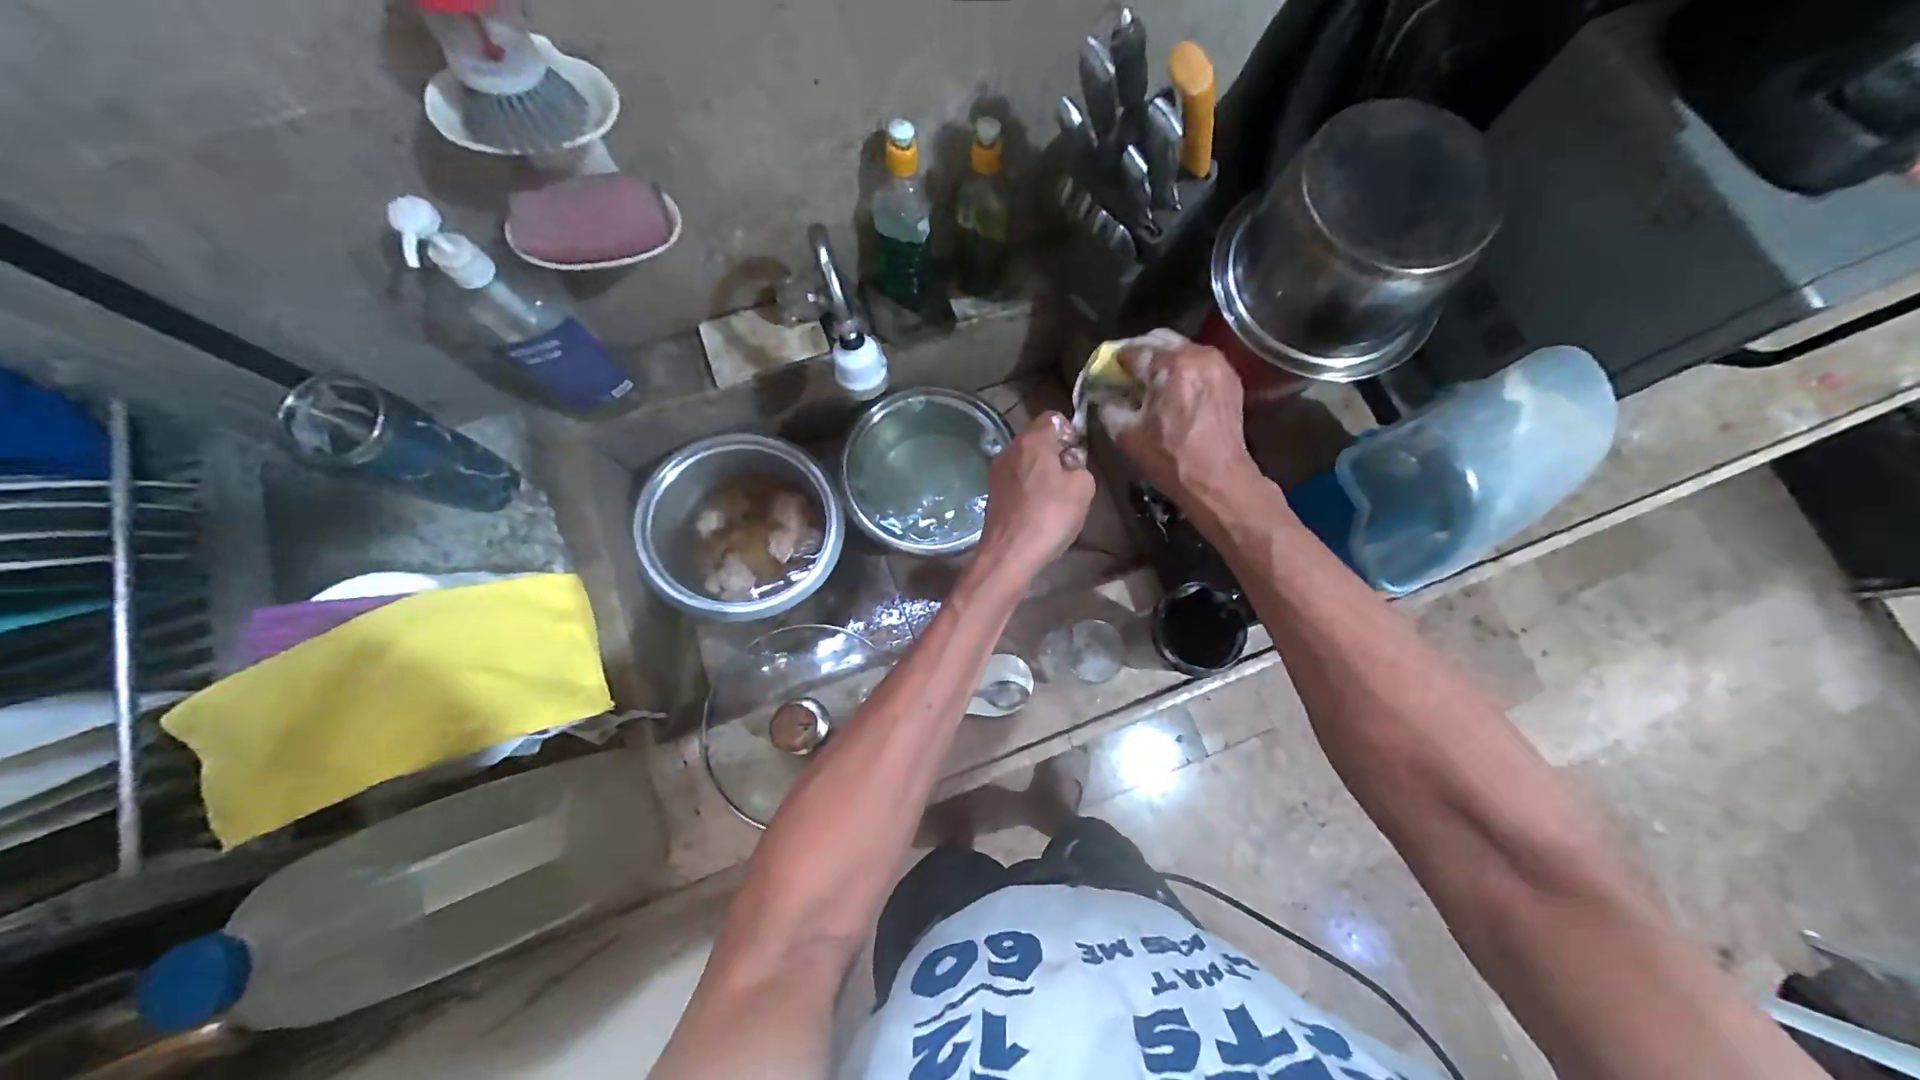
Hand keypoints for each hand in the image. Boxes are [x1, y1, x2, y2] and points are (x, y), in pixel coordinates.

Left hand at [975, 412, 1096, 579]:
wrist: (1009, 553)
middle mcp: (1010, 449)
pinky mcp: (993, 492)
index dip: (1070, 430)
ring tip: (1057, 496)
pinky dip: (1030, 485)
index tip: (1079, 454)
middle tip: (1072, 477)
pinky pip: (1017, 478)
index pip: (1053, 417)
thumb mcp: (1083, 489)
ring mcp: (997, 471)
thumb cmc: (1049, 516)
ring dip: (1043, 470)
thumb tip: (1070, 466)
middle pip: (1037, 438)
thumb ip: (1081, 467)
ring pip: (1026, 459)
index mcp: (1032, 440)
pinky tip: (1040, 508)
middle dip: (1057, 451)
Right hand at [1109, 341, 1259, 503]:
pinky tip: (1171, 388)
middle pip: (1159, 340)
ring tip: (1148, 380)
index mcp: (1170, 366)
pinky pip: (1198, 362)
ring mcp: (1217, 364)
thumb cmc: (1169, 458)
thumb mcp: (1125, 435)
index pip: (1134, 351)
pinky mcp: (1229, 377)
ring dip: (1161, 359)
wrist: (1217, 478)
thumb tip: (1104, 394)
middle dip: (1139, 352)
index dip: (1115, 362)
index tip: (1105, 373)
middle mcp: (1197, 355)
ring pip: (1181, 348)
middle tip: (1125, 372)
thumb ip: (1108, 406)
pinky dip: (1182, 368)